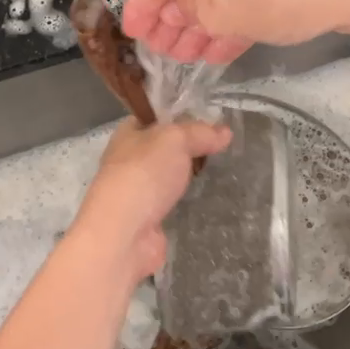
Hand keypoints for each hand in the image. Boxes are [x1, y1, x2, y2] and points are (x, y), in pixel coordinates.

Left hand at [75, 119, 231, 284]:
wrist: (124, 233)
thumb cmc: (144, 174)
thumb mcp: (175, 140)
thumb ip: (199, 133)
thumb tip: (225, 131)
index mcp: (127, 134)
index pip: (154, 118)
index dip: (179, 115)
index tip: (210, 120)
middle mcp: (128, 160)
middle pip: (162, 148)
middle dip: (188, 148)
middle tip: (222, 146)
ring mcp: (137, 192)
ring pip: (167, 176)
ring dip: (187, 176)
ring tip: (222, 172)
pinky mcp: (148, 219)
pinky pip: (172, 203)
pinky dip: (187, 201)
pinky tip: (209, 200)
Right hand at [121, 0, 349, 63]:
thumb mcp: (219, 9)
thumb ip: (188, 13)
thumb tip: (176, 11)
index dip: (142, 5)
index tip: (131, 34)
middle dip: (173, 18)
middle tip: (160, 55)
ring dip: (202, 23)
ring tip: (187, 61)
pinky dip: (232, 18)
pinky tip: (220, 51)